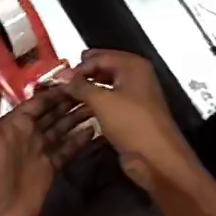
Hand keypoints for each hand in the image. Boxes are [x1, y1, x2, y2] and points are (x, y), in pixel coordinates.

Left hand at [0, 79, 91, 215]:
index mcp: (12, 123)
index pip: (37, 102)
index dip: (53, 91)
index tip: (72, 79)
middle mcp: (28, 135)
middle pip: (52, 114)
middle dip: (69, 102)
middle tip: (91, 90)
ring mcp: (40, 152)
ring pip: (62, 130)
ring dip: (77, 118)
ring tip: (97, 106)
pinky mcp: (50, 170)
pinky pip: (67, 151)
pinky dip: (79, 142)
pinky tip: (93, 131)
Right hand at [64, 50, 200, 192]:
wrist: (156, 158)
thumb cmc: (132, 123)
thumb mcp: (101, 100)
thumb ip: (80, 85)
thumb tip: (63, 77)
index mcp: (133, 65)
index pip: (99, 57)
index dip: (78, 67)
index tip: (59, 77)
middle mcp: (135, 76)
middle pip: (102, 69)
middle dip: (82, 77)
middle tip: (61, 85)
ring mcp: (134, 96)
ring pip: (104, 86)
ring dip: (86, 91)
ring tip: (66, 97)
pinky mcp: (130, 114)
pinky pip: (108, 102)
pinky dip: (94, 104)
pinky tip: (79, 110)